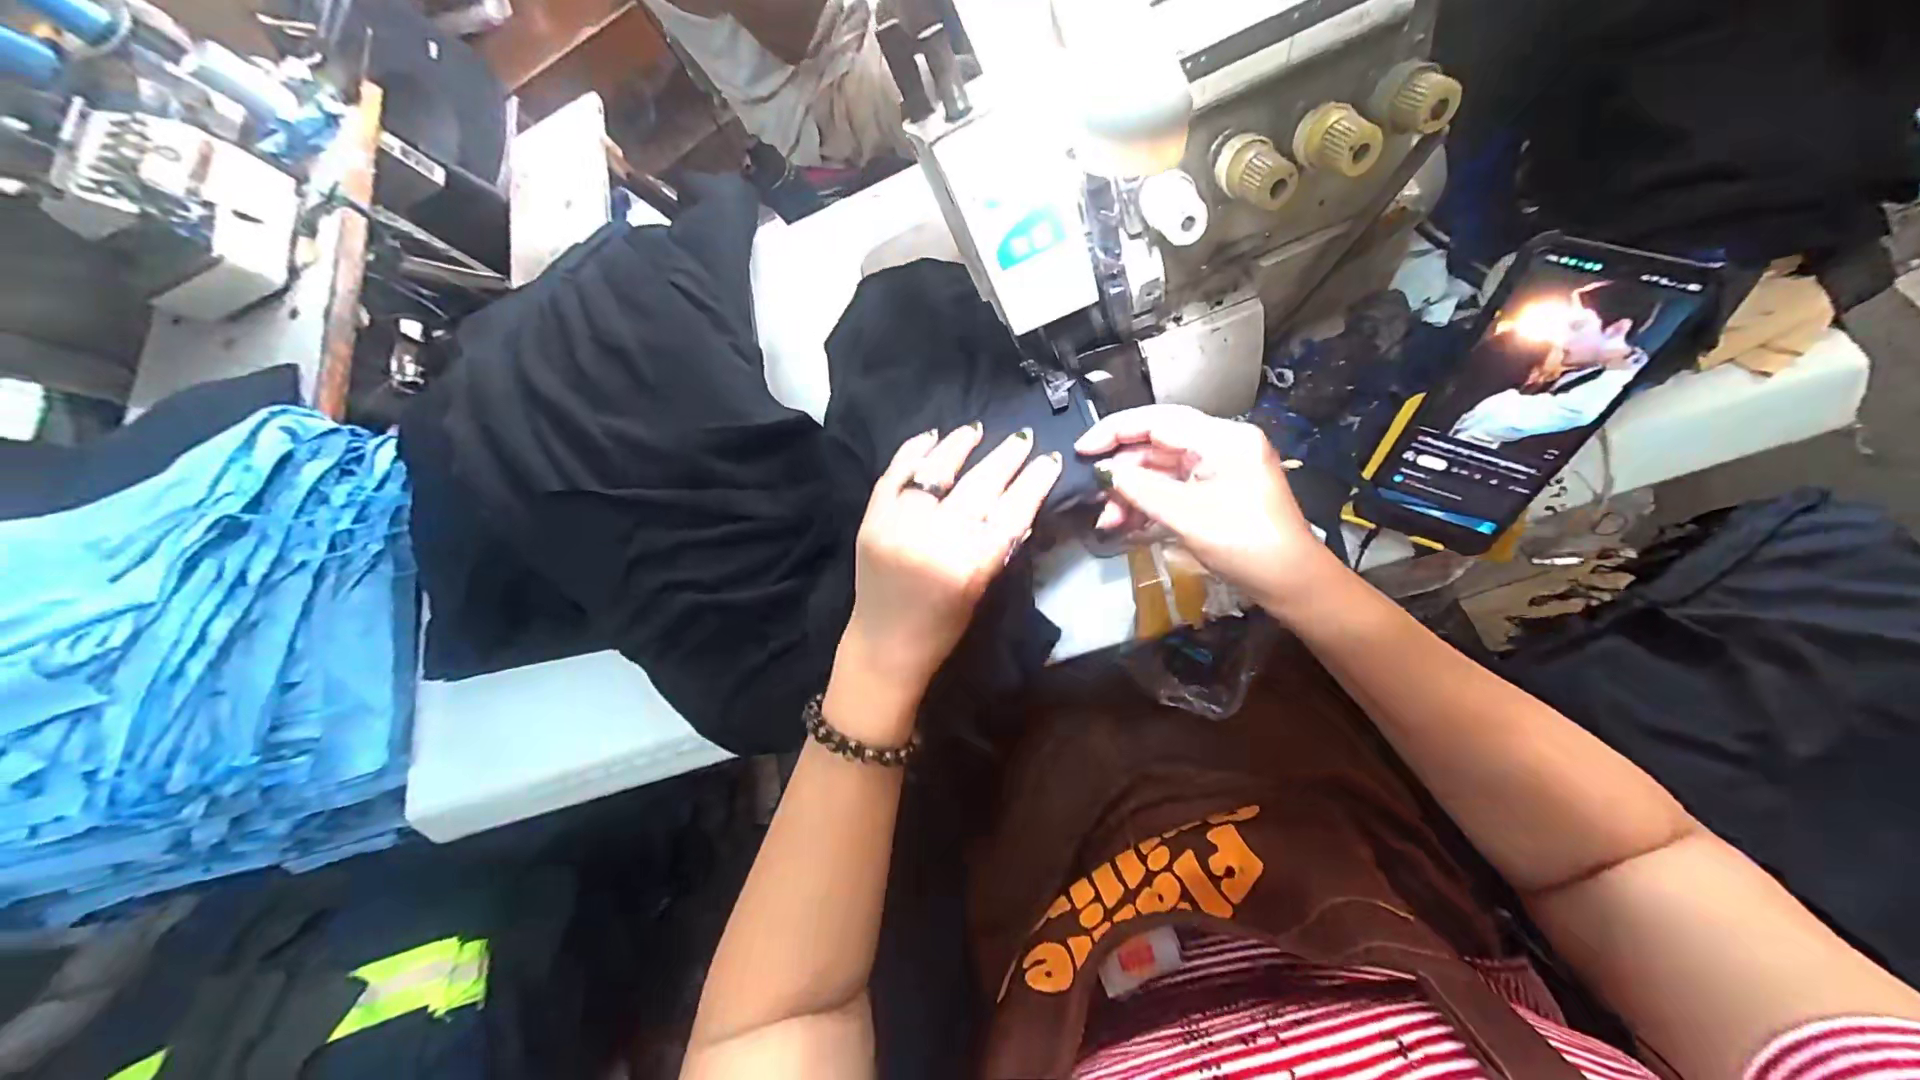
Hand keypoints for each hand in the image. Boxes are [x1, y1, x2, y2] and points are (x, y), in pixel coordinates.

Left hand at [832, 423, 1062, 736]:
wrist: (884, 645)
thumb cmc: (942, 628)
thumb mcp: (981, 591)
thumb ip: (998, 548)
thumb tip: (1021, 507)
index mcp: (969, 567)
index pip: (1011, 513)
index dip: (1034, 482)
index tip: (1049, 460)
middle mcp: (935, 542)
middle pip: (979, 487)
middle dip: (1006, 458)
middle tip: (1023, 438)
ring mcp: (899, 527)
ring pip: (936, 473)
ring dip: (959, 447)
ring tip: (976, 430)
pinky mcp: (872, 521)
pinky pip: (894, 476)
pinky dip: (913, 453)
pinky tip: (932, 437)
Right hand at [1075, 405, 1335, 613]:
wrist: (1291, 583)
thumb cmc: (1246, 544)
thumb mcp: (1187, 515)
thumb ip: (1141, 489)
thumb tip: (1104, 473)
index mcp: (1222, 439)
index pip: (1157, 420)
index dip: (1115, 431)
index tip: (1083, 450)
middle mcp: (1220, 445)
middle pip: (1156, 444)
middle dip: (1122, 472)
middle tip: (1093, 494)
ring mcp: (1218, 469)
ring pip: (1160, 469)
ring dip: (1131, 493)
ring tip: (1108, 520)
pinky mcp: (1215, 491)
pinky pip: (1172, 487)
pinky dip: (1148, 503)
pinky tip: (1126, 522)